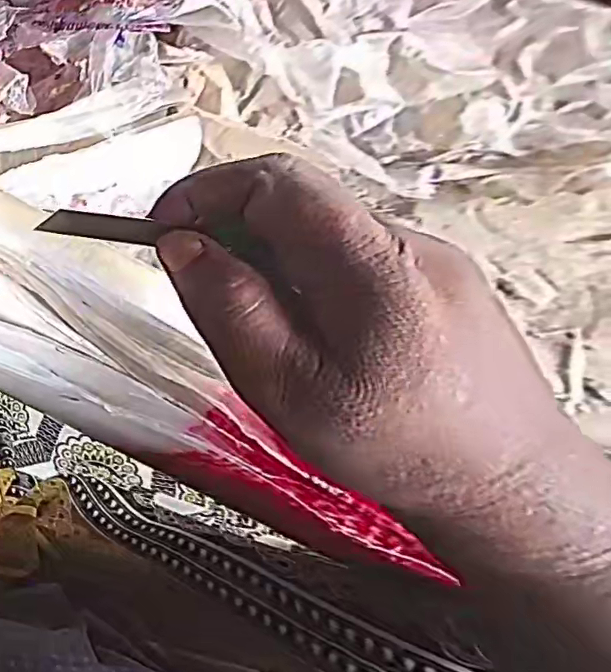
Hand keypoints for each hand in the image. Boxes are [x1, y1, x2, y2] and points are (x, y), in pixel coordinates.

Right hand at [150, 155, 575, 522]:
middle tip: (190, 274)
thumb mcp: (277, 379)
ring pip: (308, 225)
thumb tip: (180, 243)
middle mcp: (410, 248)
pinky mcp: (429, 279)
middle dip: (220, 224)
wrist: (508, 488)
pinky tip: (288, 319)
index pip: (275, 182)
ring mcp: (427, 261)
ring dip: (252, 250)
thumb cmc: (389, 442)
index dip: (202, 193)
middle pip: (290, 198)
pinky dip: (287, 267)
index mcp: (373, 269)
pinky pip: (335, 249)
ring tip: (242, 309)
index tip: (163, 231)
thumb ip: (224, 302)